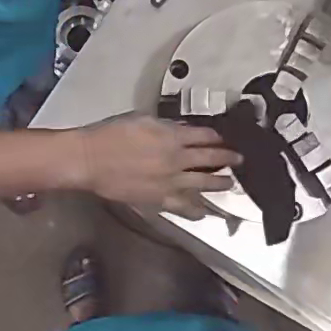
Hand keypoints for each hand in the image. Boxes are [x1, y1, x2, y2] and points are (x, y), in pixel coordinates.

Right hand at [68, 115, 240, 217]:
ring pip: (204, 184)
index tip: (226, 138)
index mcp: (172, 136)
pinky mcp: (159, 200)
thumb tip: (182, 130)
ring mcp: (170, 182)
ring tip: (230, 183)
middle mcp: (177, 160)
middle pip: (211, 160)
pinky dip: (196, 210)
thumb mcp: (142, 119)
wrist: (91, 159)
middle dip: (228, 158)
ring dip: (220, 183)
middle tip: (239, 159)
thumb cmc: (111, 134)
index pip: (205, 136)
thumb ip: (166, 126)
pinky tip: (204, 212)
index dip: (218, 137)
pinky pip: (184, 207)